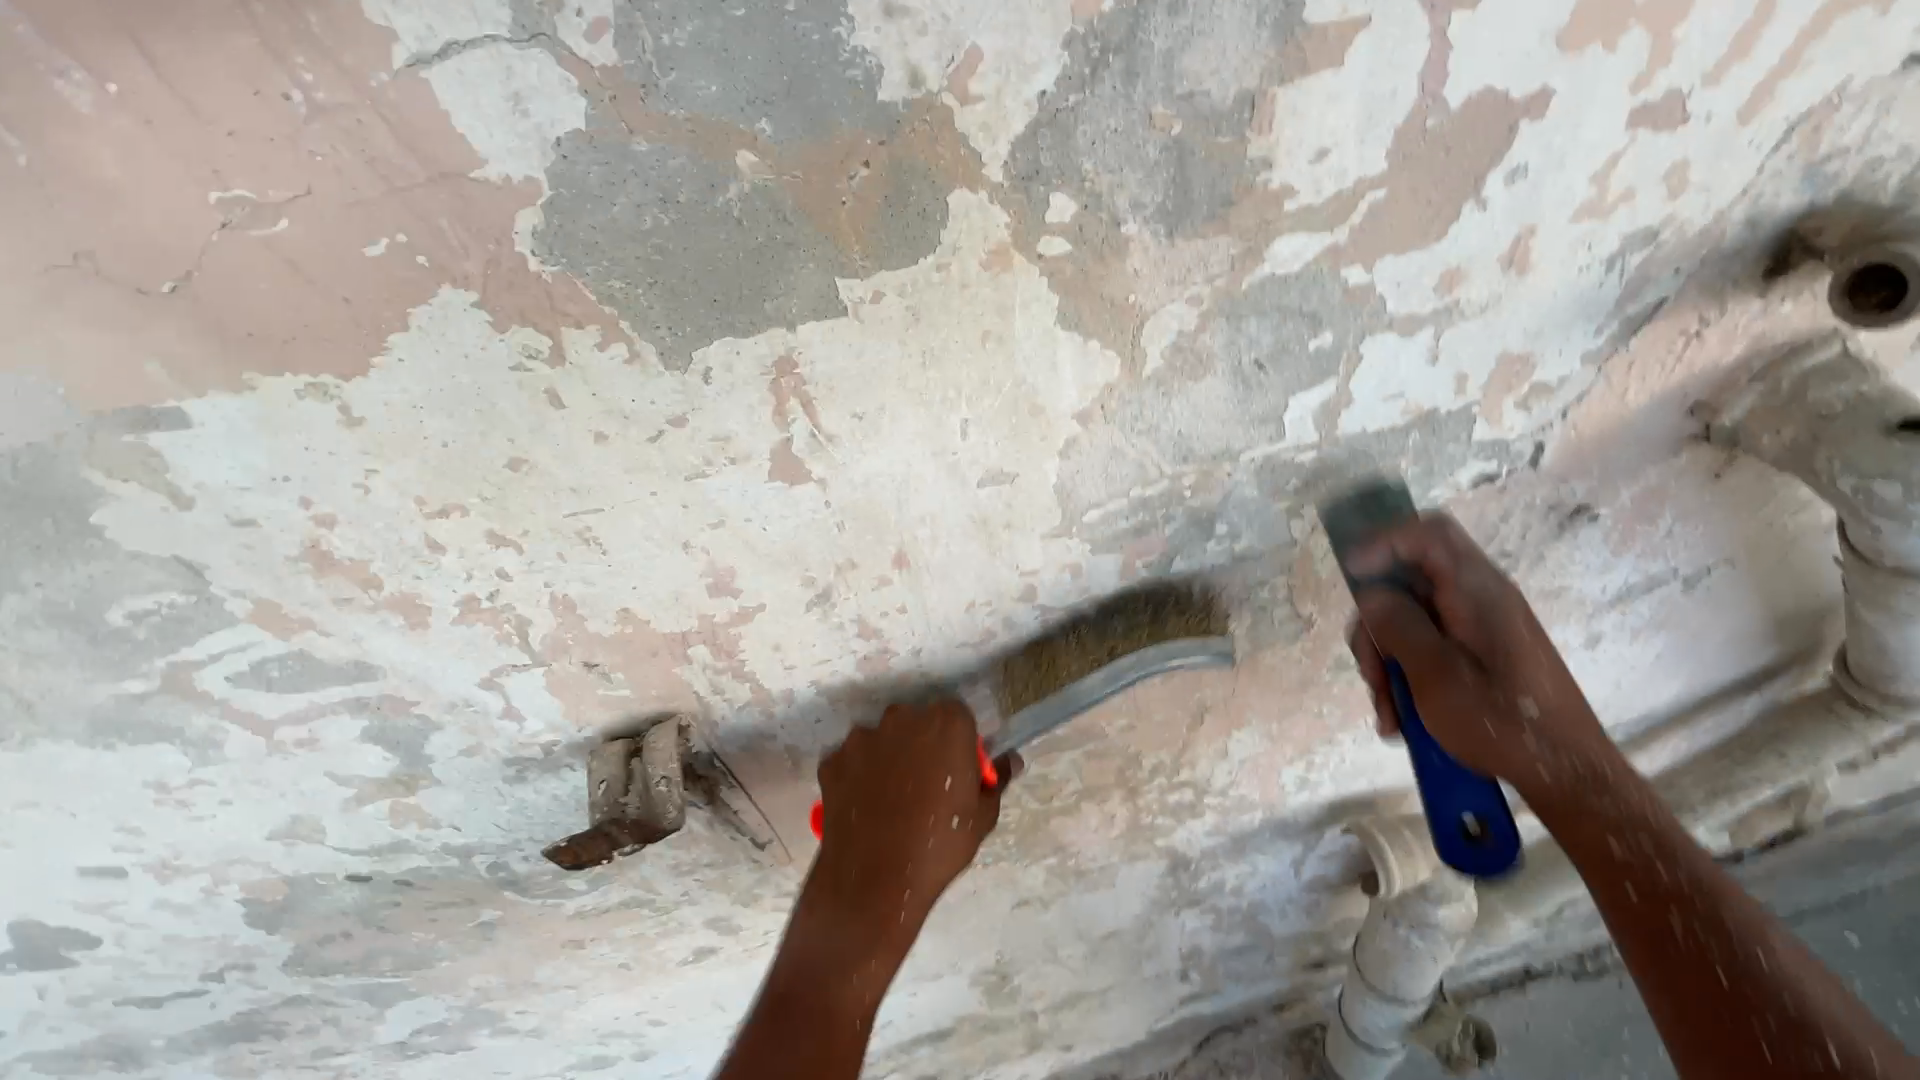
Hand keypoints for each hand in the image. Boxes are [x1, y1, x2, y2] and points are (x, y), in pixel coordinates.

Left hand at [809, 700, 1013, 940]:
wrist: (876, 881)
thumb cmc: (941, 844)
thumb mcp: (983, 816)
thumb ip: (997, 779)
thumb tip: (1011, 760)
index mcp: (946, 723)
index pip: (957, 716)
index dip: (958, 741)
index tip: (958, 769)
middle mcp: (901, 719)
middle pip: (916, 721)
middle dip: (922, 743)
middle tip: (927, 784)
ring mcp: (861, 738)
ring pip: (881, 740)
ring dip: (888, 758)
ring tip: (892, 800)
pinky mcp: (832, 761)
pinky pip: (852, 762)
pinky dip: (858, 777)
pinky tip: (865, 807)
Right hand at [1343, 512, 1612, 794]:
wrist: (1567, 776)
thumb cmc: (1501, 722)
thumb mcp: (1434, 674)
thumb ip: (1397, 624)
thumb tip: (1373, 595)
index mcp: (1476, 592)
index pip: (1427, 534)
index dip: (1383, 542)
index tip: (1351, 573)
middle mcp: (1478, 601)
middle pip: (1406, 586)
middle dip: (1376, 629)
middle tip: (1371, 675)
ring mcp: (1478, 629)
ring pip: (1409, 622)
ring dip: (1386, 663)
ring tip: (1389, 713)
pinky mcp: (1478, 656)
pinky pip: (1426, 649)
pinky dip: (1405, 677)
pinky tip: (1402, 718)